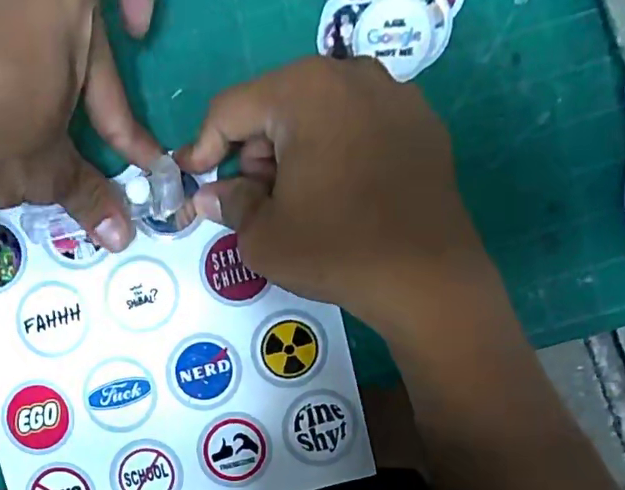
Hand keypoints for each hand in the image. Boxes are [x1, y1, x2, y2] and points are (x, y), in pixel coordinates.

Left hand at [0, 0, 160, 250]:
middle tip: (105, 139)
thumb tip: (124, 235)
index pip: (121, 10)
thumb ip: (91, 195)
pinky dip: (12, 68)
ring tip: (53, 131)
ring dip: (55, 78)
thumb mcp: (46, 171)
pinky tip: (6, 110)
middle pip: (80, 29)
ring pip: (35, 32)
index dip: (138, 49)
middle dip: (99, 88)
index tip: (141, 77)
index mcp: (64, 4)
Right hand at [177, 58, 490, 337]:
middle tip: (257, 205)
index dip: (205, 147)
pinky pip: (365, 133)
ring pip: (325, 118)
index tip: (197, 180)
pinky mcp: (426, 129)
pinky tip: (346, 203)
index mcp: (303, 90)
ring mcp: (397, 98)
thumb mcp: (265, 239)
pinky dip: (343, 159)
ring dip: (301, 156)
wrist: (427, 279)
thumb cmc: (337, 251)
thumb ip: (231, 206)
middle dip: (258, 154)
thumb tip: (211, 195)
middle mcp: (352, 76)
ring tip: (303, 208)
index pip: (231, 109)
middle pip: (280, 107)